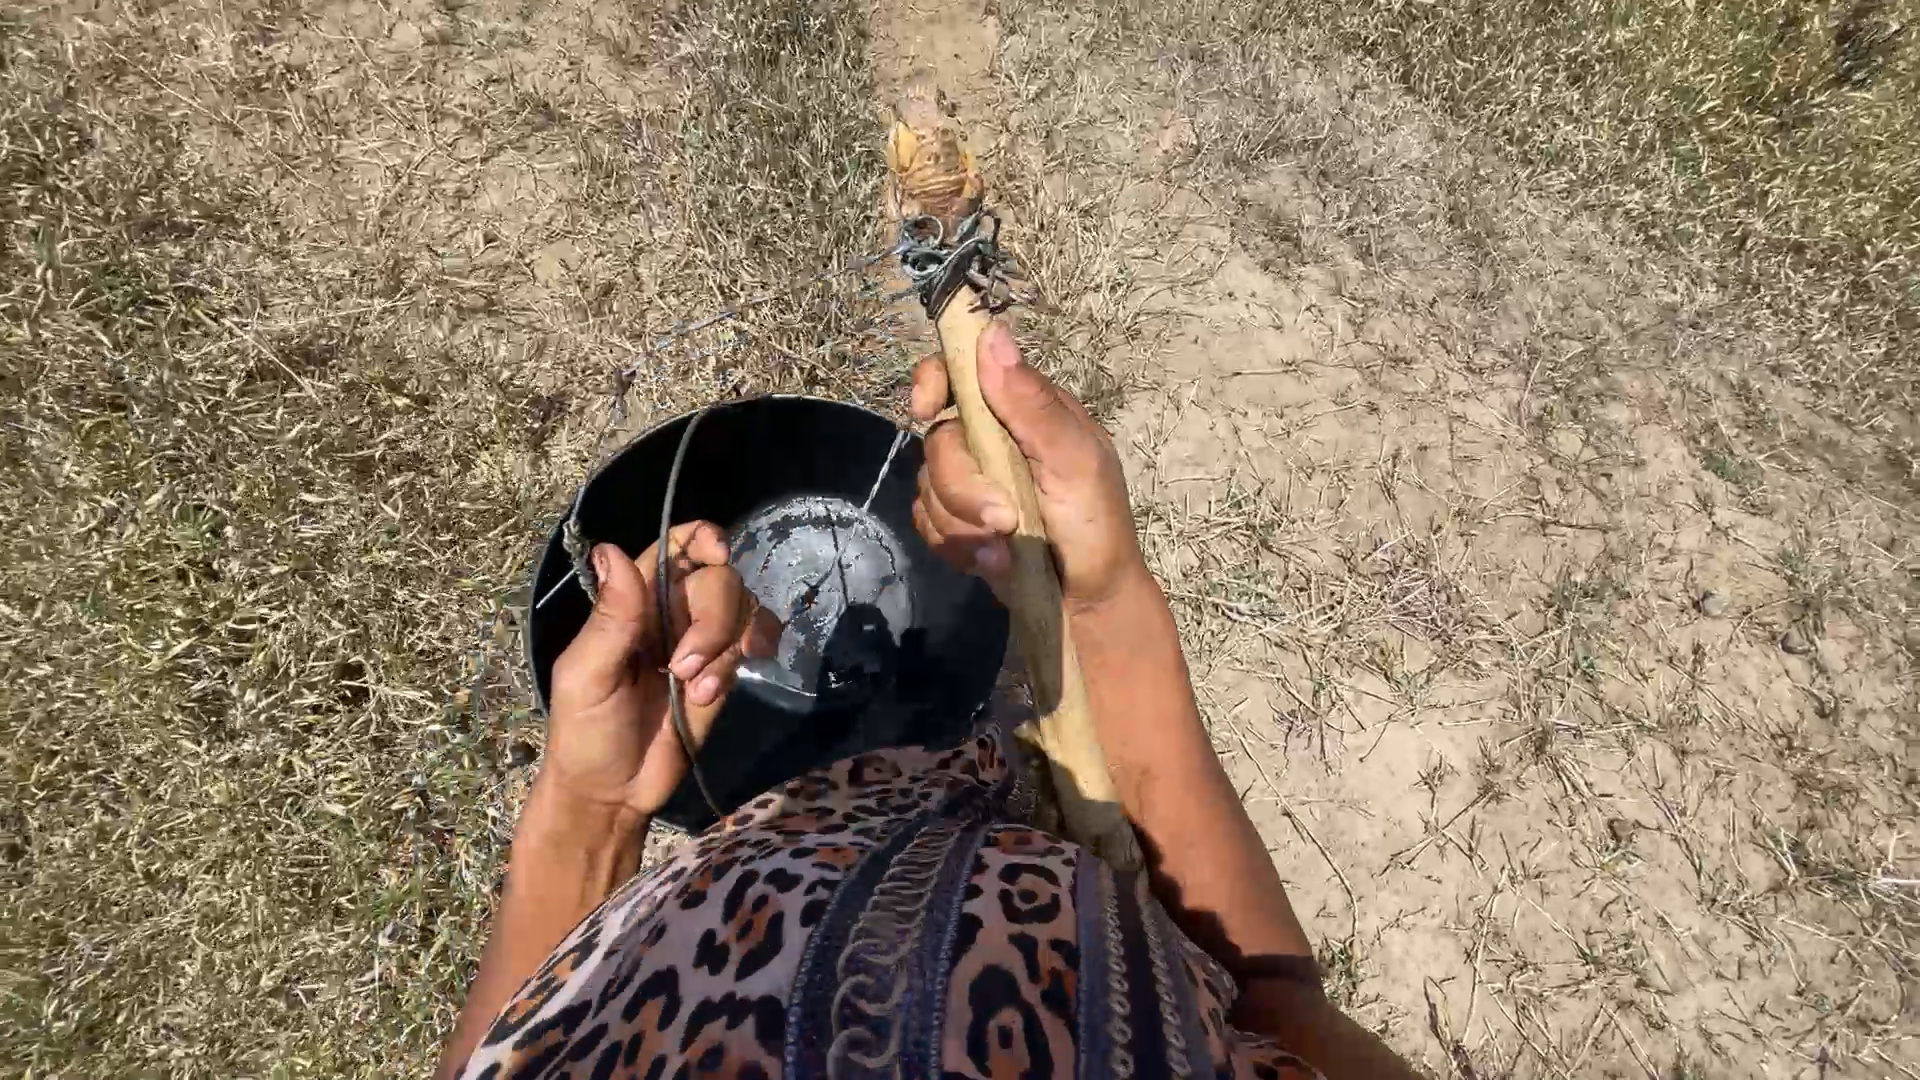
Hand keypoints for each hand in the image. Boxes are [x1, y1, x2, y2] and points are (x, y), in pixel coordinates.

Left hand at [543, 523, 779, 819]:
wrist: (616, 793)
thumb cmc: (585, 733)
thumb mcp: (587, 675)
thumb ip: (610, 617)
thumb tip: (611, 549)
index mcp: (635, 602)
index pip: (675, 545)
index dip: (702, 537)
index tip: (717, 556)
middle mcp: (674, 613)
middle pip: (720, 580)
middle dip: (713, 620)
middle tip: (684, 669)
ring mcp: (705, 641)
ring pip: (745, 609)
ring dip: (729, 646)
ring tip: (699, 692)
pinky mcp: (727, 671)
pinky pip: (757, 641)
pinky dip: (752, 655)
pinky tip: (720, 688)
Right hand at [910, 321, 1147, 610]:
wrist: (1088, 602)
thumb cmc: (1096, 524)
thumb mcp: (1076, 462)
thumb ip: (1032, 406)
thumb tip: (992, 334)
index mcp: (1022, 411)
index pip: (961, 373)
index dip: (934, 382)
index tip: (926, 409)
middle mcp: (990, 440)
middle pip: (938, 441)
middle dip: (963, 489)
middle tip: (1004, 522)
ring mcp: (971, 483)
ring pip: (928, 488)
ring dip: (963, 526)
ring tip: (1005, 549)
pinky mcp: (958, 523)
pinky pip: (926, 524)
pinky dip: (955, 545)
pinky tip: (989, 560)